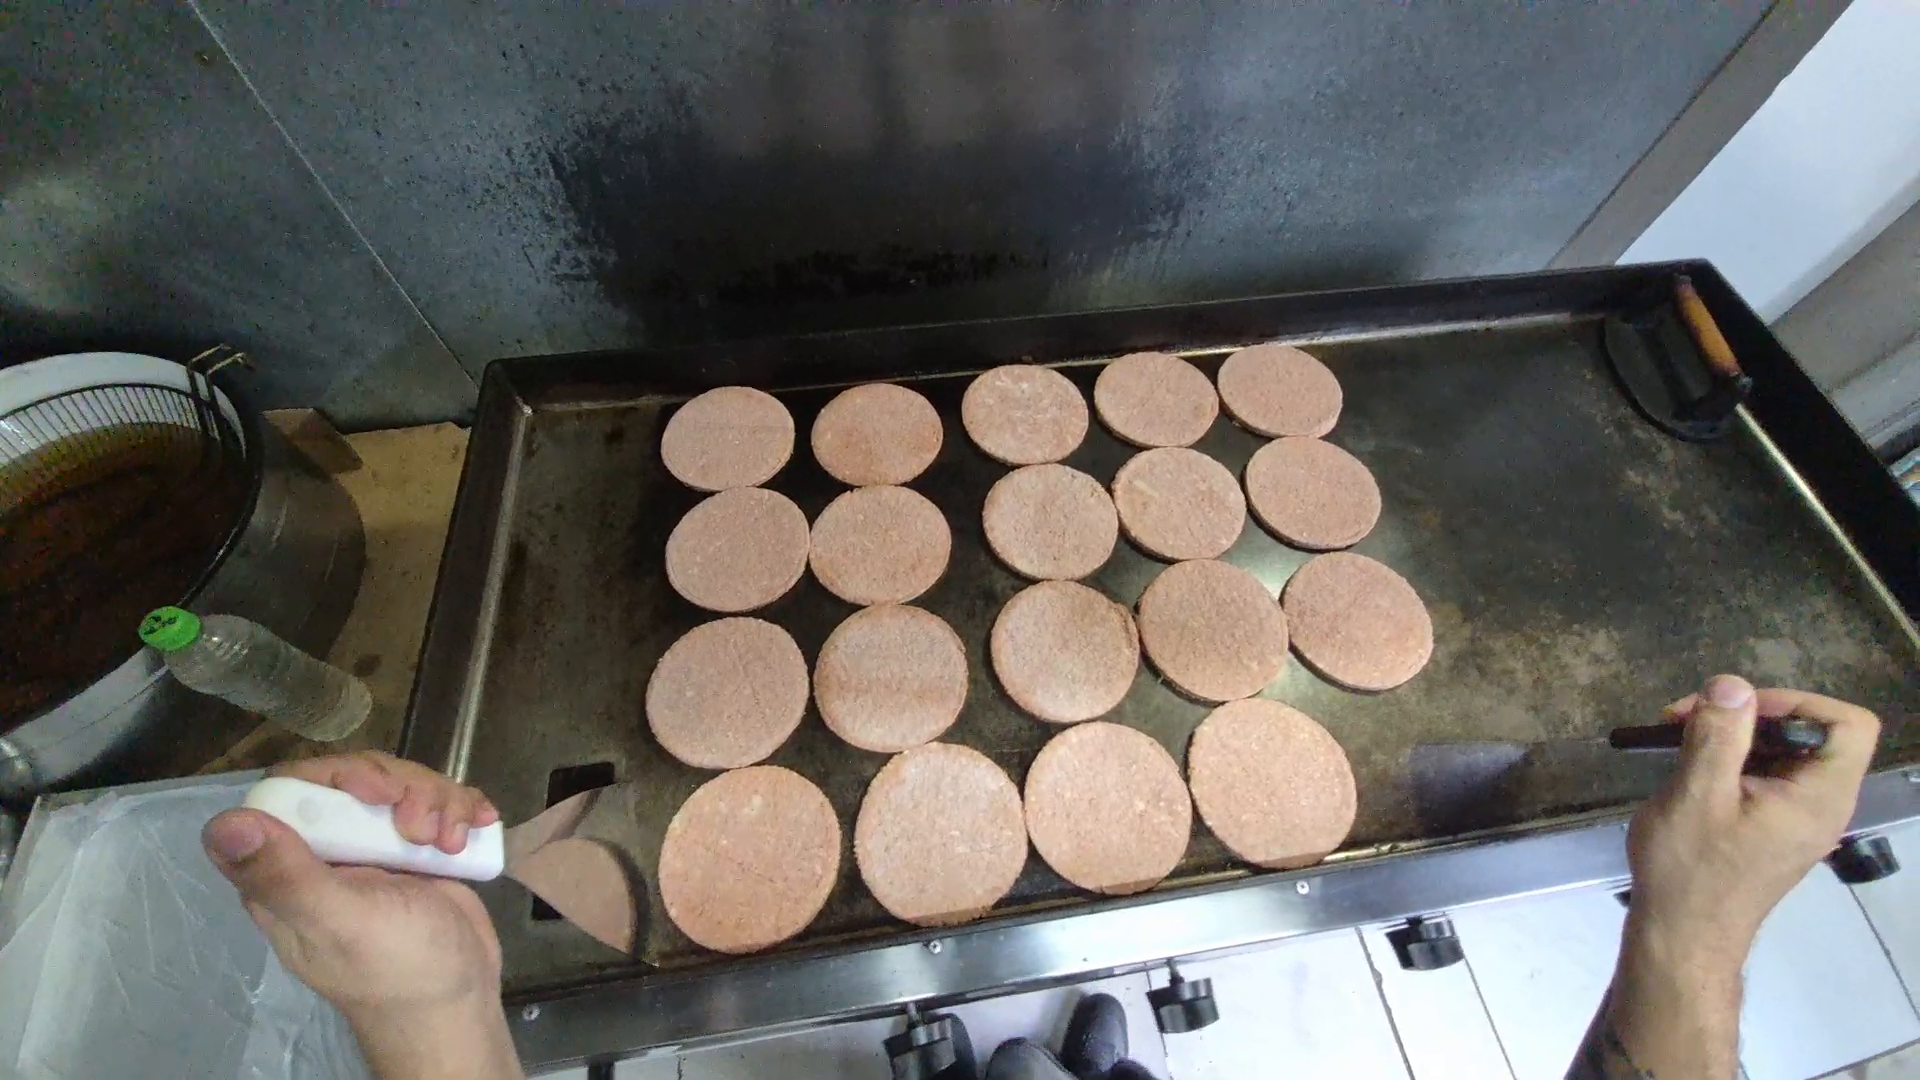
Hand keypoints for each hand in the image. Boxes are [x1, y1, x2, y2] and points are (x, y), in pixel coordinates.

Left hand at [202, 752, 521, 1079]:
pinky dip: (469, 809)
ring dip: (445, 803)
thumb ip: (286, 875)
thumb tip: (226, 824)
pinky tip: (479, 828)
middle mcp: (336, 851)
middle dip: (410, 791)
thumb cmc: (393, 966)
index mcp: (293, 867)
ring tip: (452, 843)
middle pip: (366, 777)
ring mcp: (385, 848)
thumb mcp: (339, 921)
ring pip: (413, 785)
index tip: (381, 795)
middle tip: (424, 831)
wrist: (458, 994)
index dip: (341, 775)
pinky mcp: (428, 848)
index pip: (298, 789)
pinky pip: (448, 801)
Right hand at [1627, 674, 1879, 967]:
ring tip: (1672, 737)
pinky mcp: (1769, 822)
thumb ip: (1717, 738)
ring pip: (1779, 751)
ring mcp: (1795, 814)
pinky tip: (1684, 765)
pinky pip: (1761, 773)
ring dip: (1727, 734)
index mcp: (1818, 796)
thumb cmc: (1691, 862)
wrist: (1684, 925)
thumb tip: (1730, 683)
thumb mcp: (1695, 793)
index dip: (1790, 702)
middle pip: (1808, 733)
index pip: (1845, 724)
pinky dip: (1724, 757)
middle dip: (1744, 714)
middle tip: (1679, 718)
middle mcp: (1820, 802)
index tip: (1726, 708)